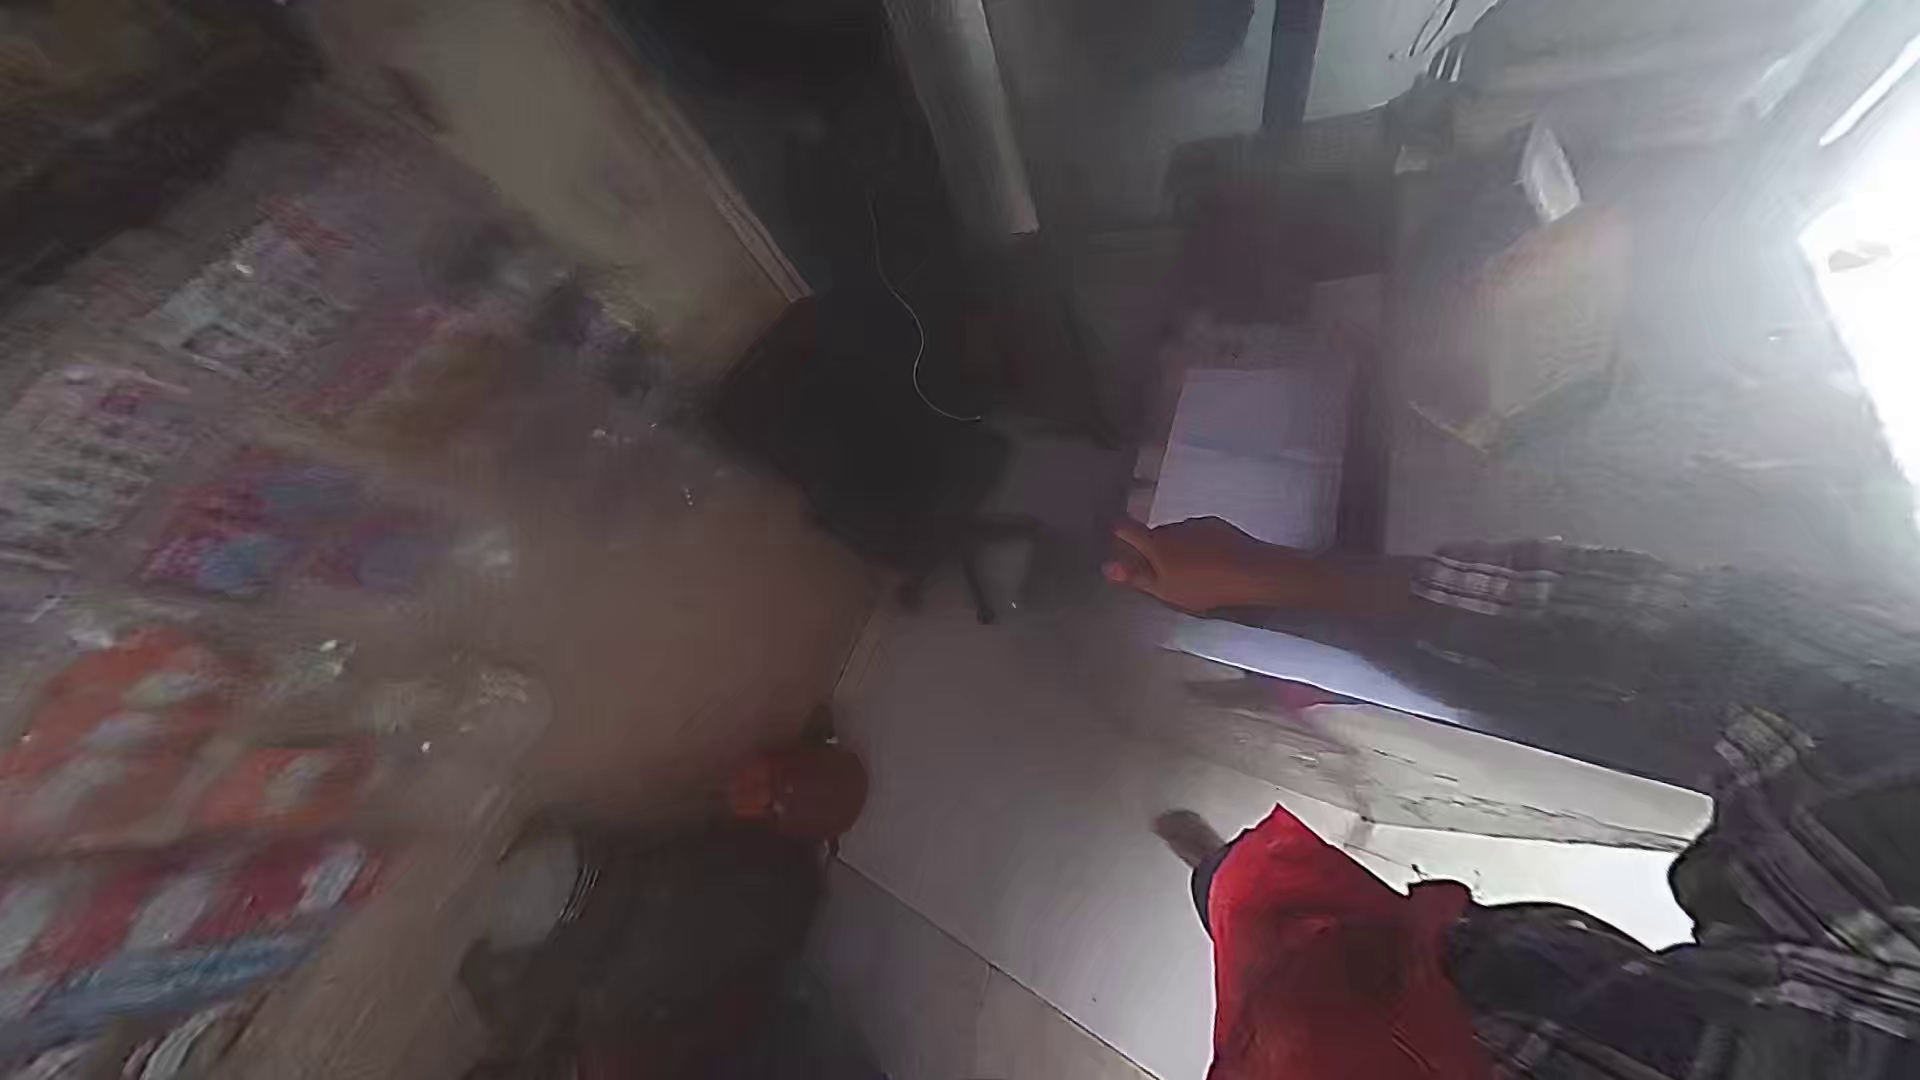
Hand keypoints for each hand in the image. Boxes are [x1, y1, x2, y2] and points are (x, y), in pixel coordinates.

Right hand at [1104, 517, 1300, 612]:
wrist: (1251, 573)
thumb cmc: (1206, 585)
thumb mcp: (1163, 589)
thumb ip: (1134, 576)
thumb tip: (1109, 568)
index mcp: (1154, 543)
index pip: (1125, 528)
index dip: (1117, 532)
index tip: (1114, 536)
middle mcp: (1172, 528)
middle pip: (1153, 534)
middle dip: (1153, 549)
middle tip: (1159, 573)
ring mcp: (1196, 525)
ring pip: (1177, 535)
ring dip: (1178, 549)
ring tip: (1189, 573)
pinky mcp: (1217, 526)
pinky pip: (1199, 534)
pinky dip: (1199, 546)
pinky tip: (1209, 565)